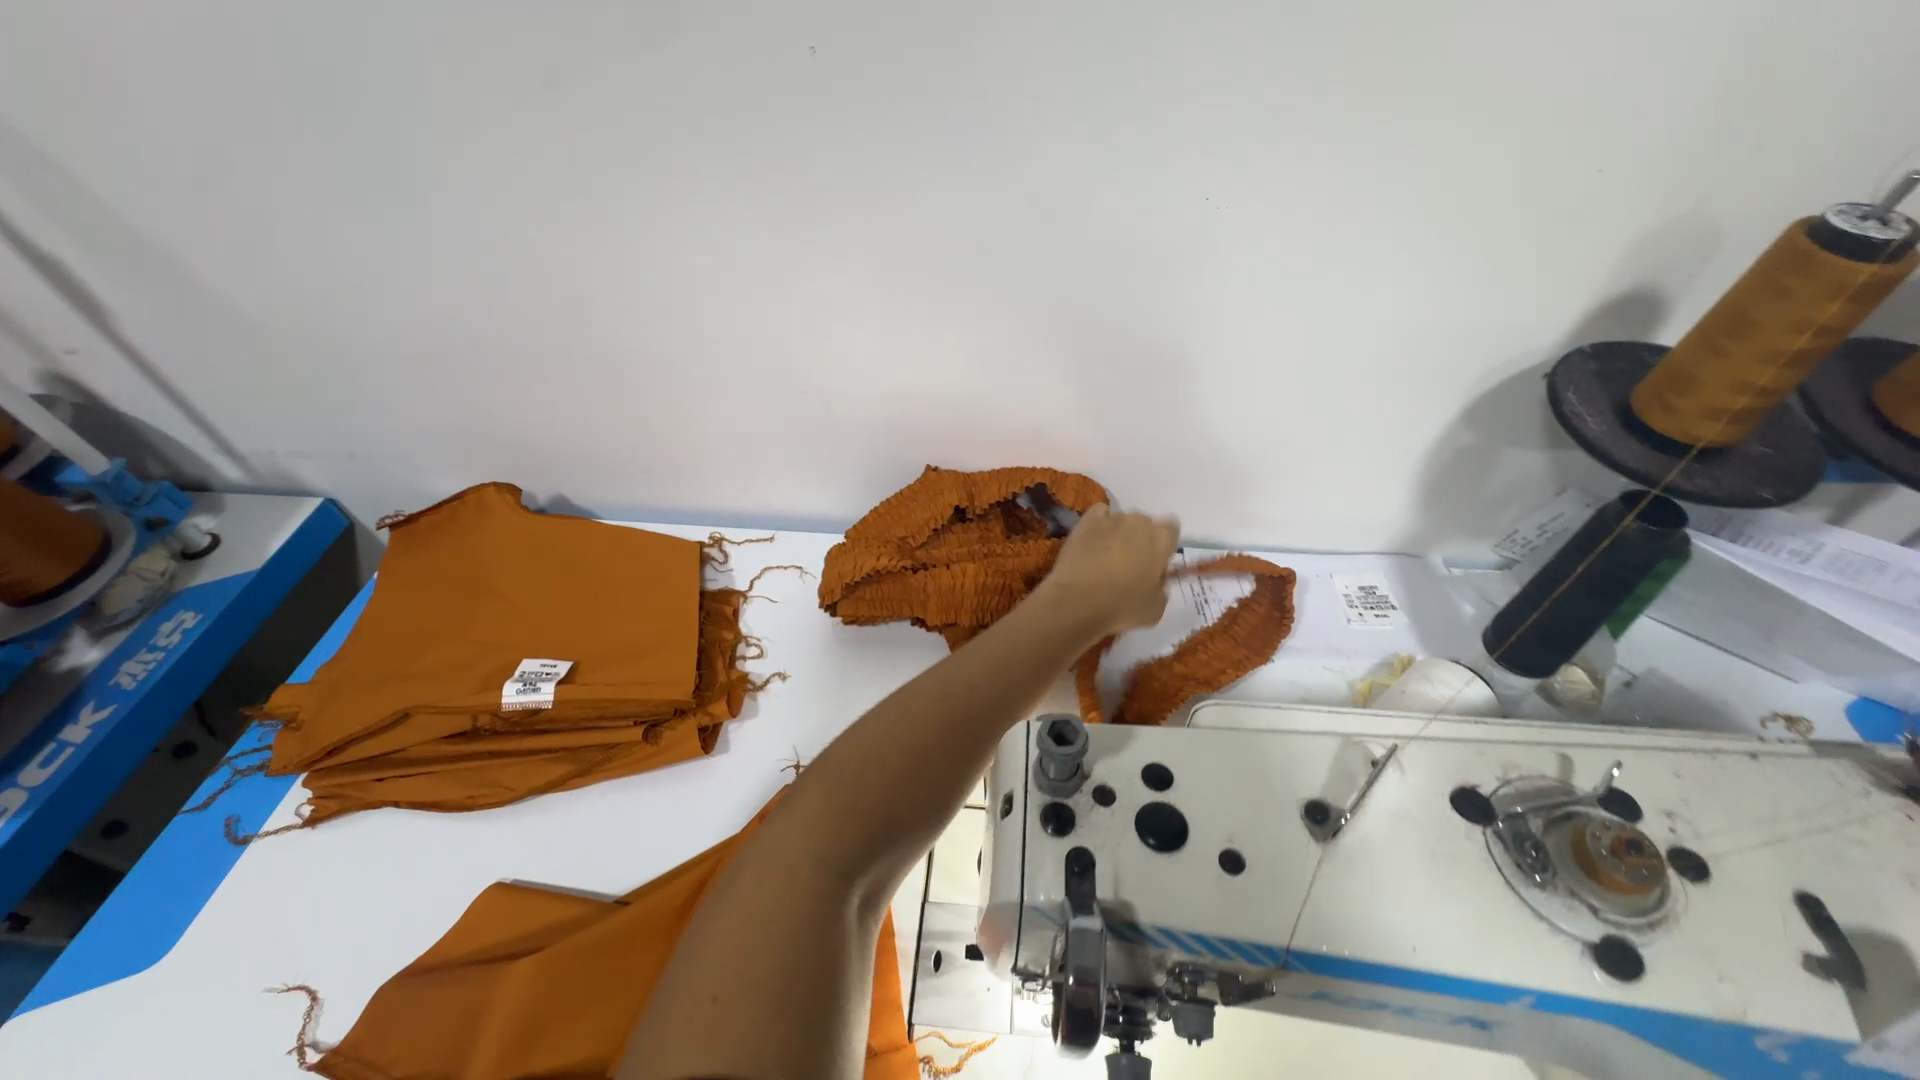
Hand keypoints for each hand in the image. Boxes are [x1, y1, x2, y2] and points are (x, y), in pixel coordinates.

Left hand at [1038, 504, 1180, 635]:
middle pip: (1145, 524)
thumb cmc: (1122, 607)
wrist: (1077, 601)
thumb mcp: (1155, 608)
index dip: (1164, 545)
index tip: (1156, 562)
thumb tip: (1156, 581)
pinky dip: (1098, 525)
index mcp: (1162, 540)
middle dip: (1141, 539)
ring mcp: (1111, 518)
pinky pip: (1099, 515)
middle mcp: (1139, 522)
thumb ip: (1161, 588)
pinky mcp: (1086, 521)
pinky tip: (1093, 541)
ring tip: (1106, 556)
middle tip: (1131, 563)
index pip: (1172, 529)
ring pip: (1122, 520)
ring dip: (1118, 534)